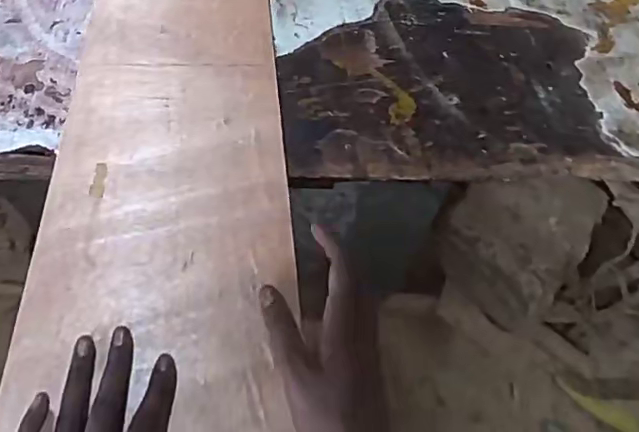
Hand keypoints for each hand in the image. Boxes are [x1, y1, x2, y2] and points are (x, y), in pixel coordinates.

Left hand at [18, 327, 175, 431]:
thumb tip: (178, 421)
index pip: (147, 423)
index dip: (159, 392)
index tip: (166, 358)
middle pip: (107, 407)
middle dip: (116, 368)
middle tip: (122, 330)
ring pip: (70, 411)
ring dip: (78, 377)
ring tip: (83, 342)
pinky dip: (33, 420)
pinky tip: (40, 398)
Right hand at [260, 225, 387, 431]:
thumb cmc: (325, 414)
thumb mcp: (295, 374)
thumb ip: (281, 330)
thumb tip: (267, 288)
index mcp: (345, 324)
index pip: (344, 270)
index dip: (332, 243)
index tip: (315, 225)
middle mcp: (363, 327)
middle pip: (358, 277)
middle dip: (340, 253)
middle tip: (318, 241)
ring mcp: (371, 344)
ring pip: (363, 294)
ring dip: (346, 273)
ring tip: (323, 267)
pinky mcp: (371, 360)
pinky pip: (363, 311)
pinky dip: (348, 294)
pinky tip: (332, 310)